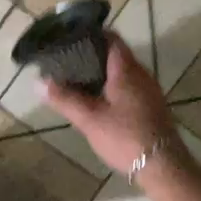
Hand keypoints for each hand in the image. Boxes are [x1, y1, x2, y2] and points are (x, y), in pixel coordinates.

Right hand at [39, 34, 178, 176]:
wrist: (162, 166)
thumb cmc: (125, 137)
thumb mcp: (89, 119)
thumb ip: (64, 99)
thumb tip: (38, 82)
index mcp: (126, 70)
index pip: (111, 39)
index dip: (92, 34)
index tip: (71, 39)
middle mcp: (142, 74)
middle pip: (116, 55)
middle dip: (93, 56)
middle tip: (68, 63)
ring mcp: (150, 91)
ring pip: (123, 73)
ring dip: (103, 74)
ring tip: (78, 82)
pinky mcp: (152, 107)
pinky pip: (130, 87)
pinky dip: (113, 87)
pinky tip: (99, 102)